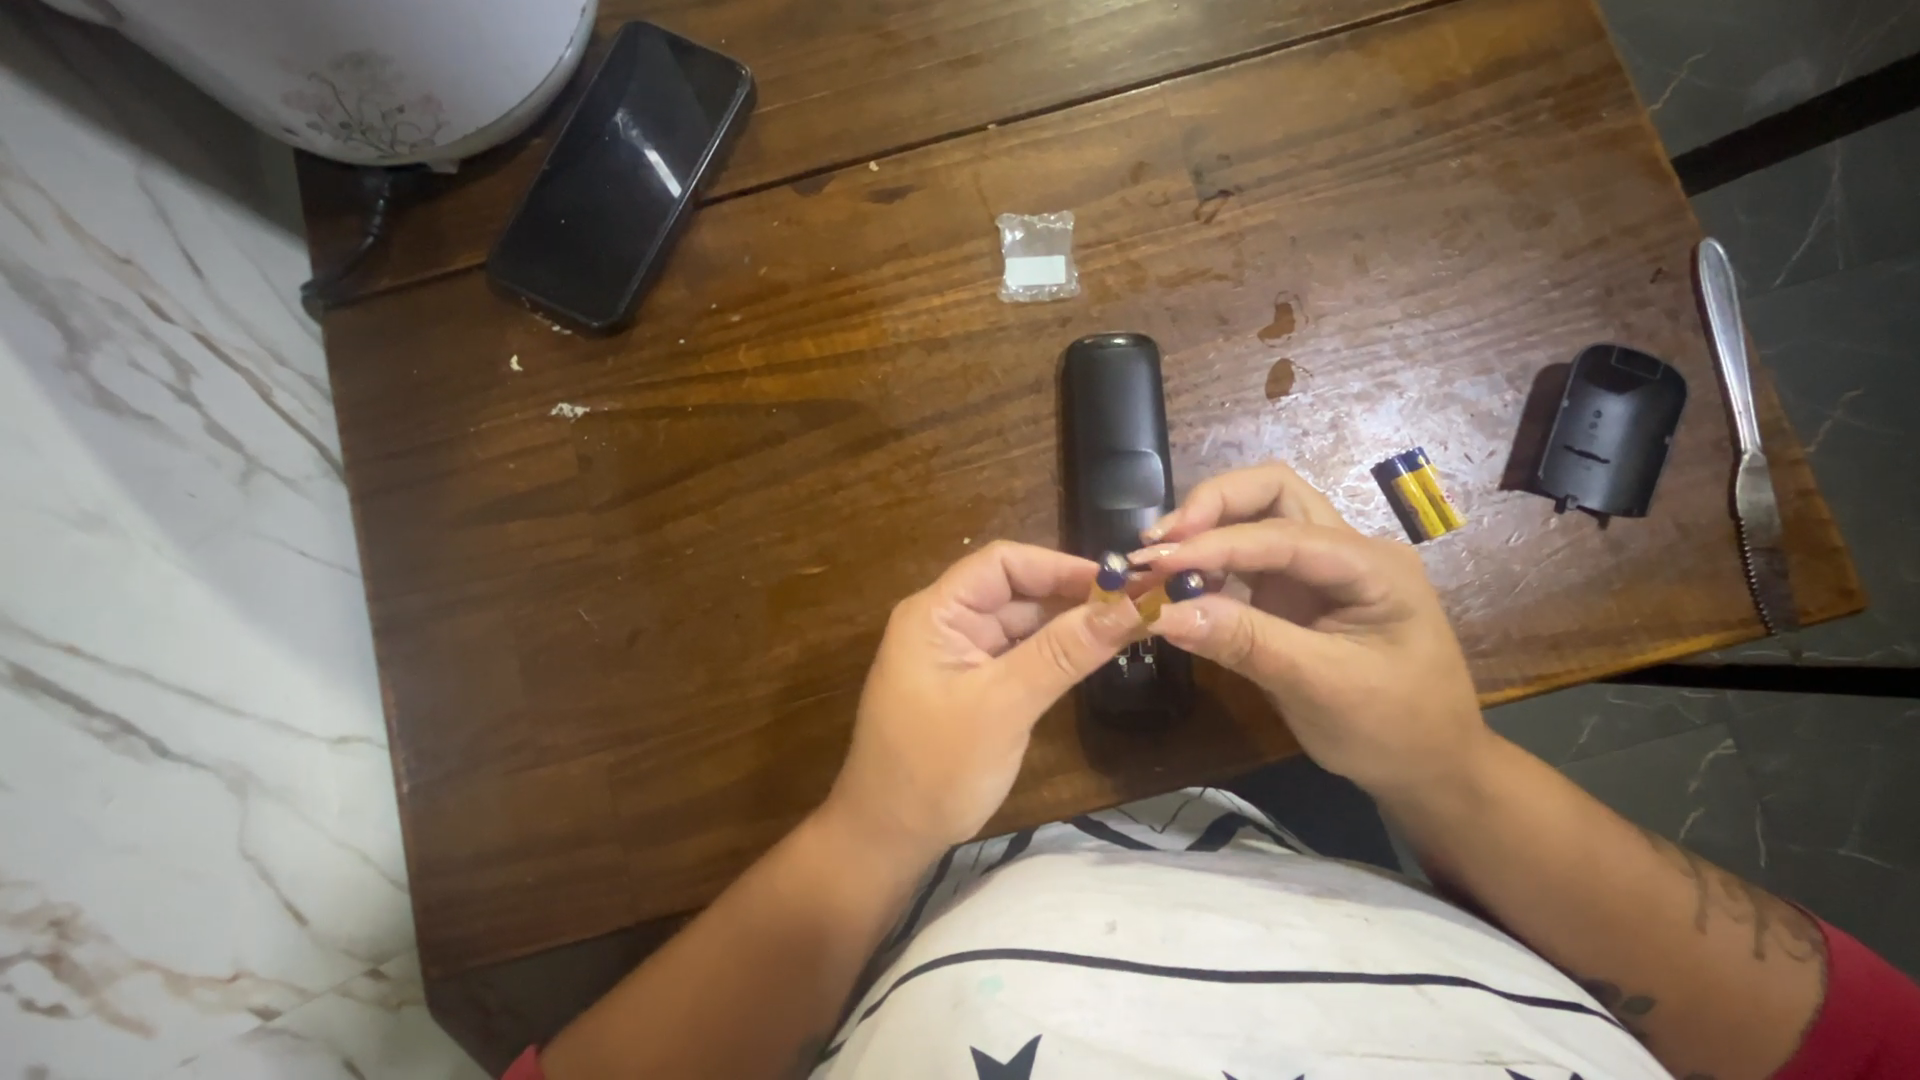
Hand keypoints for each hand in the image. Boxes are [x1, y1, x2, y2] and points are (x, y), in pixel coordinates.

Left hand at [823, 541, 1141, 863]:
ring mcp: (957, 657)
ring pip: (1021, 624)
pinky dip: (1053, 654)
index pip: (1002, 563)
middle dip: (1071, 595)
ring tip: (1127, 628)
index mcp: (936, 613)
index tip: (1119, 581)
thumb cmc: (936, 768)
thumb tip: (1131, 607)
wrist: (888, 840)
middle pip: (1014, 591)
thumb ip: (1064, 652)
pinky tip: (1093, 656)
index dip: (1061, 565)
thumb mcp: (1003, 705)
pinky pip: (1018, 656)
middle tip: (1136, 607)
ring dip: (1067, 625)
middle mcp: (945, 624)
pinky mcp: (971, 687)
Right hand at [1132, 464, 1489, 800]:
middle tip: (1160, 544)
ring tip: (1159, 562)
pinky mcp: (1293, 593)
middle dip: (1211, 506)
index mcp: (1372, 566)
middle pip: (1272, 492)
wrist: (1429, 766)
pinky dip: (1209, 564)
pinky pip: (1245, 560)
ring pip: (1256, 516)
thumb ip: (1247, 643)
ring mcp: (1317, 570)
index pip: (1283, 532)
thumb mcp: (1323, 688)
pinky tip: (1180, 585)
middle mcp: (1345, 551)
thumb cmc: (1393, 728)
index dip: (1217, 543)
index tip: (1158, 565)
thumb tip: (1165, 613)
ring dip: (1205, 529)